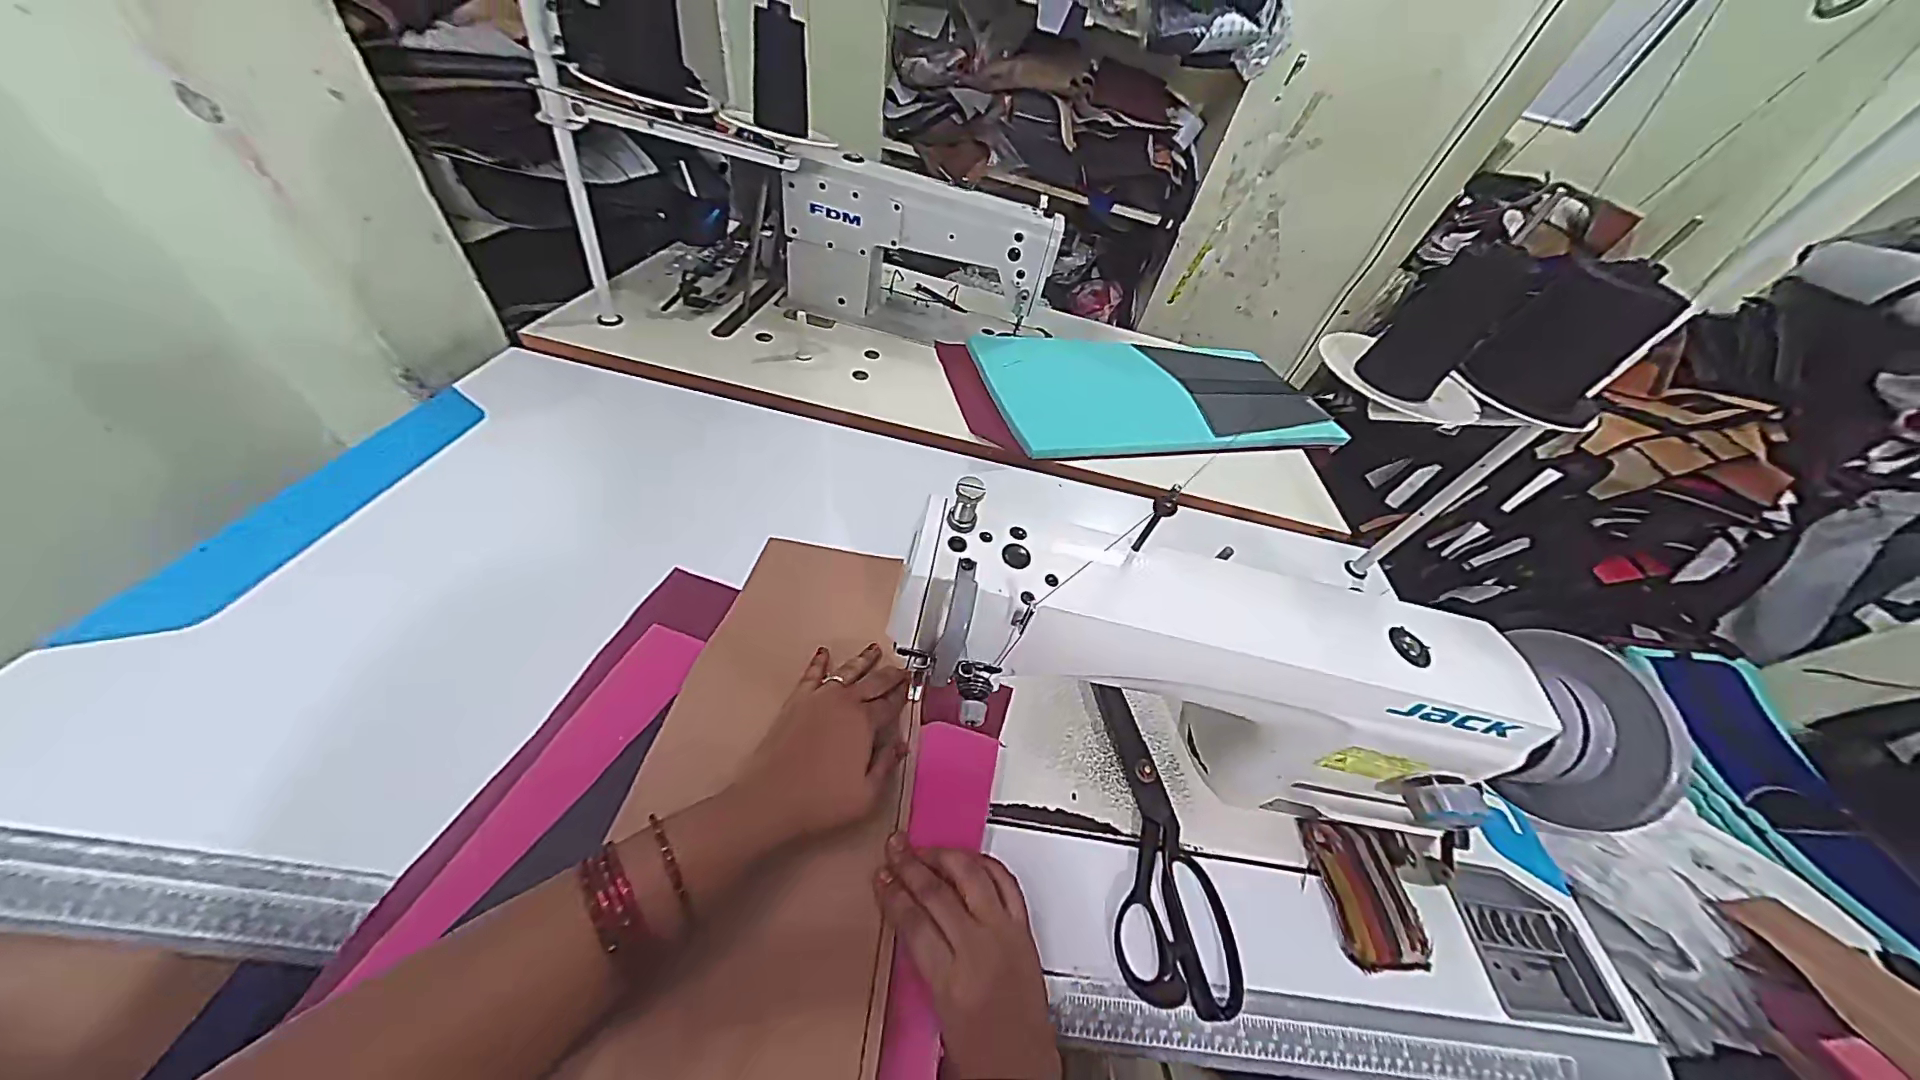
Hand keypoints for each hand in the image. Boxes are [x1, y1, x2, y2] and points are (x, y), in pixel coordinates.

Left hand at [731, 644, 908, 842]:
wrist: (770, 798)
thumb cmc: (822, 801)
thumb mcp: (867, 793)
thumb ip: (886, 765)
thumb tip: (900, 745)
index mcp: (865, 722)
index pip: (891, 703)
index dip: (904, 694)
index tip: (912, 685)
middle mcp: (844, 703)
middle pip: (874, 682)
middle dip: (891, 674)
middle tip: (903, 669)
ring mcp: (819, 698)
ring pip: (847, 671)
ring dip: (863, 660)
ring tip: (874, 650)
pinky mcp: (796, 701)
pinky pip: (811, 674)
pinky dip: (819, 662)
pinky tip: (824, 653)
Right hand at [877, 842, 1060, 1079]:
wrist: (1023, 1074)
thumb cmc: (980, 1056)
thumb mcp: (935, 1009)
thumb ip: (924, 959)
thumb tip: (907, 917)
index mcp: (951, 982)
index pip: (914, 921)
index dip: (893, 895)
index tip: (882, 879)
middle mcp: (980, 951)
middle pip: (938, 893)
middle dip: (911, 866)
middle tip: (896, 849)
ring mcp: (1005, 936)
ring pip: (972, 877)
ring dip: (946, 856)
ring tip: (927, 848)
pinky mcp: (1025, 932)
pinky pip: (1007, 884)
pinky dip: (987, 865)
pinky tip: (971, 858)